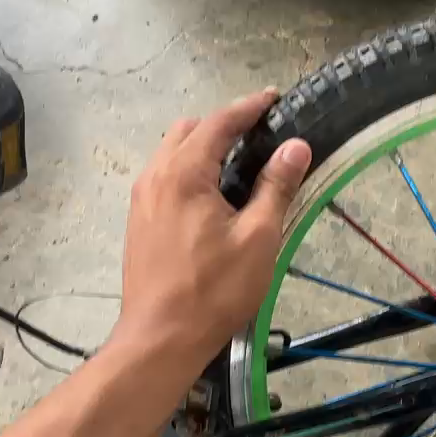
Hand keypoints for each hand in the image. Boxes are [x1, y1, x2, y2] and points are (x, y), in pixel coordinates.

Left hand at [112, 89, 311, 367]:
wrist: (160, 337)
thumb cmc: (215, 289)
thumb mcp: (258, 237)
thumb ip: (276, 187)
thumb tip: (296, 147)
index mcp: (184, 173)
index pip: (219, 123)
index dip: (249, 107)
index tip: (274, 98)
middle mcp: (156, 176)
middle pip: (189, 130)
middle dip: (223, 123)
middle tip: (260, 135)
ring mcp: (141, 198)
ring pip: (172, 152)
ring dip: (203, 146)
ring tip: (239, 163)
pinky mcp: (139, 219)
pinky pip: (165, 175)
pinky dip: (189, 168)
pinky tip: (214, 194)